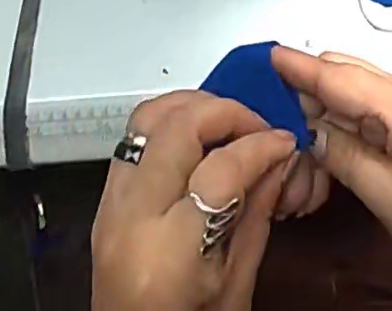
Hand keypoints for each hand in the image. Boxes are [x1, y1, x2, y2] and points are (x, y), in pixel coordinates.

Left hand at [90, 90, 300, 310]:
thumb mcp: (237, 286)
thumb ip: (258, 212)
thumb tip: (283, 156)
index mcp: (167, 255)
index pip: (220, 168)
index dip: (260, 146)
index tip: (286, 141)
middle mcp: (130, 218)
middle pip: (178, 126)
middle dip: (227, 112)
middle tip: (259, 126)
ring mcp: (110, 205)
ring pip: (149, 116)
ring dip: (195, 106)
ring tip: (229, 122)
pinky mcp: (105, 199)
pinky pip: (136, 135)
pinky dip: (173, 121)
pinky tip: (200, 136)